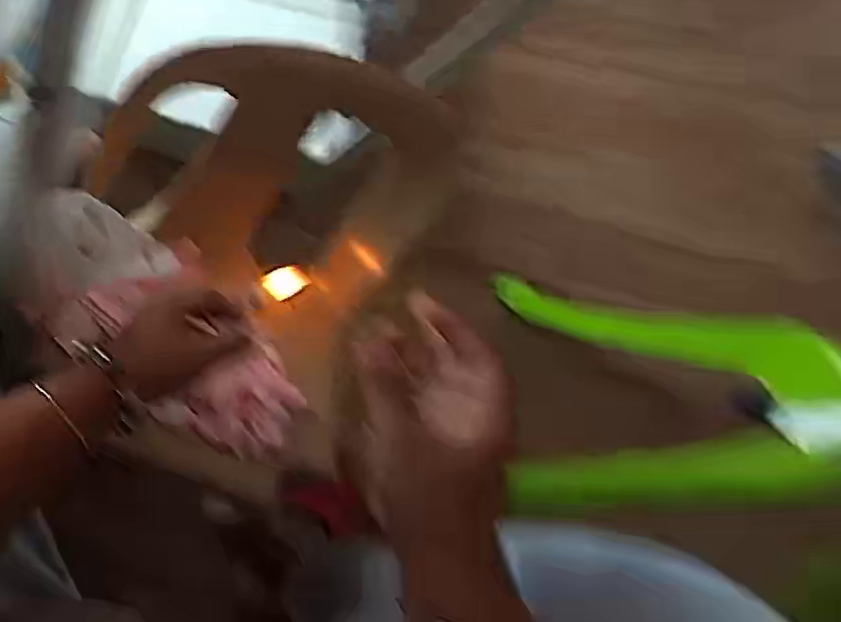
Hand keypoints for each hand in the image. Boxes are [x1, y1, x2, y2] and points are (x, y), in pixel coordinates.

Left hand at [107, 271, 250, 401]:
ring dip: (203, 321)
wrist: (117, 375)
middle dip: (217, 313)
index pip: (209, 294)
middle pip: (195, 300)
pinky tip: (195, 345)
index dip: (231, 306)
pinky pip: (172, 320)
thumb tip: (250, 333)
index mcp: (174, 300)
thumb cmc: (161, 362)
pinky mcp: (142, 326)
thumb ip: (227, 343)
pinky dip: (189, 327)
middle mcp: (160, 300)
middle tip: (235, 329)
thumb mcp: (199, 354)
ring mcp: (149, 312)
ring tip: (220, 339)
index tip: (248, 322)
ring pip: (183, 310)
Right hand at [352, 293, 514, 548]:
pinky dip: (392, 377)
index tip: (419, 300)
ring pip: (431, 381)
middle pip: (454, 366)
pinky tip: (366, 364)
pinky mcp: (427, 442)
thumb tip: (372, 333)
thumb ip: (385, 382)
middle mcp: (470, 416)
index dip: (453, 327)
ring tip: (372, 329)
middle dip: (426, 336)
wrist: (435, 549)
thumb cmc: (428, 490)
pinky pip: (412, 397)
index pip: (478, 359)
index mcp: (481, 414)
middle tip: (392, 305)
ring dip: (404, 355)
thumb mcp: (402, 434)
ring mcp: (448, 429)